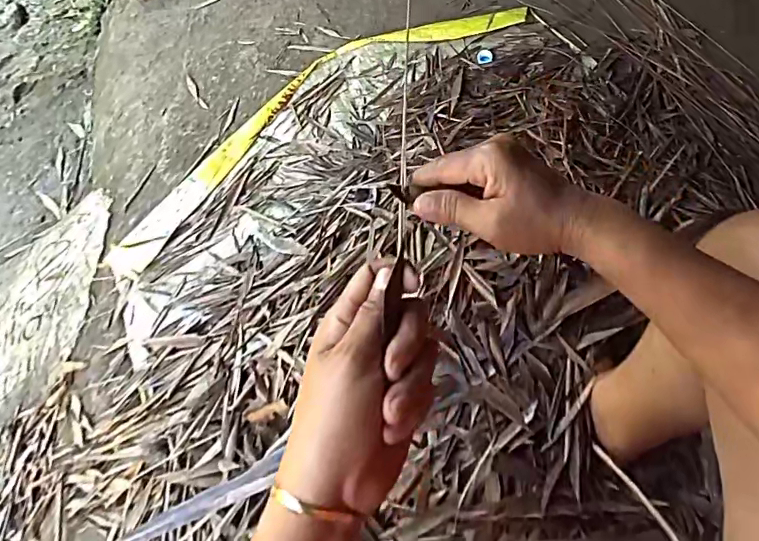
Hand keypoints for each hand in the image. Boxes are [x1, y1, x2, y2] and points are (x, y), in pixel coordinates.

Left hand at [273, 261, 437, 519]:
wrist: (337, 488)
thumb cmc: (330, 422)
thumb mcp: (350, 358)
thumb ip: (373, 310)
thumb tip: (387, 270)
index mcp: (347, 322)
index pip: (375, 276)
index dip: (398, 274)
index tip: (414, 285)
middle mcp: (370, 339)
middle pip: (410, 310)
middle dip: (408, 340)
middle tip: (390, 366)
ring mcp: (389, 368)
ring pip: (424, 348)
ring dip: (410, 383)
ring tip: (387, 409)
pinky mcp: (406, 394)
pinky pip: (428, 382)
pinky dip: (414, 404)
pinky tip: (392, 424)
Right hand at [411, 135, 595, 254]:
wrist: (578, 220)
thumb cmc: (535, 224)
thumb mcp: (488, 222)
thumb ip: (451, 209)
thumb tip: (418, 203)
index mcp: (487, 155)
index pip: (441, 167)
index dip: (420, 185)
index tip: (403, 202)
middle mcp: (494, 144)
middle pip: (453, 166)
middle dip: (439, 189)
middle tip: (426, 216)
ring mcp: (506, 148)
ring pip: (466, 168)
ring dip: (456, 189)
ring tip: (448, 215)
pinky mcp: (513, 157)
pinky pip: (482, 169)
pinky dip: (473, 186)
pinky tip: (472, 206)